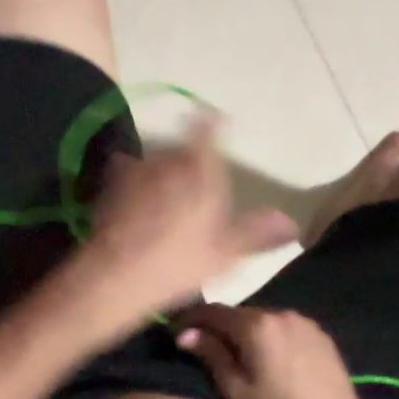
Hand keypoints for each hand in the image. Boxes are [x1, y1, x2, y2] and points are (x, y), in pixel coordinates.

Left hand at [63, 116, 298, 332]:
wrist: (115, 277)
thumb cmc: (177, 264)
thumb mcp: (226, 254)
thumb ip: (257, 233)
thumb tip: (291, 223)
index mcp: (200, 167)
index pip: (207, 128)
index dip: (213, 123)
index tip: (220, 121)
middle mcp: (166, 159)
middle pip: (177, 145)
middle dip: (185, 154)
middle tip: (193, 175)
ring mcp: (133, 171)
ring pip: (151, 159)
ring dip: (158, 169)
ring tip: (165, 192)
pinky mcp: (107, 188)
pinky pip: (126, 176)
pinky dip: (134, 183)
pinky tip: (137, 207)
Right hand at [175, 304, 373, 398]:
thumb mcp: (235, 387)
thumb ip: (210, 354)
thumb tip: (185, 334)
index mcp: (256, 324)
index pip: (213, 310)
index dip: (190, 319)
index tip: (175, 332)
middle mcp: (280, 312)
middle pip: (238, 313)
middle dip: (218, 326)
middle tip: (204, 346)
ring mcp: (304, 321)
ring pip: (262, 319)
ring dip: (245, 331)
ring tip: (237, 354)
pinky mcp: (320, 333)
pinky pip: (283, 327)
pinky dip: (269, 336)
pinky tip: (269, 358)